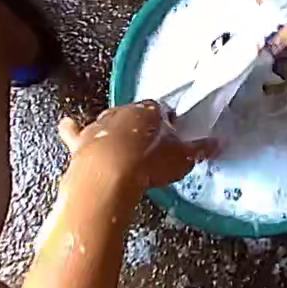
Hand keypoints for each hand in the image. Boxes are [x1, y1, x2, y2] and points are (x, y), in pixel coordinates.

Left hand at [58, 101, 212, 195]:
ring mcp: (100, 125)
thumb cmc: (148, 164)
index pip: (161, 109)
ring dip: (114, 130)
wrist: (107, 178)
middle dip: (140, 124)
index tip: (171, 130)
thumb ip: (200, 150)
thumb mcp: (182, 159)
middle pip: (134, 113)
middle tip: (148, 142)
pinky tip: (68, 124)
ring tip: (122, 144)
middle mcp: (123, 112)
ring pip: (108, 121)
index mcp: (149, 110)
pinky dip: (72, 129)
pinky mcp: (80, 141)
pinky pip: (73, 131)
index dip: (166, 120)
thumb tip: (218, 143)